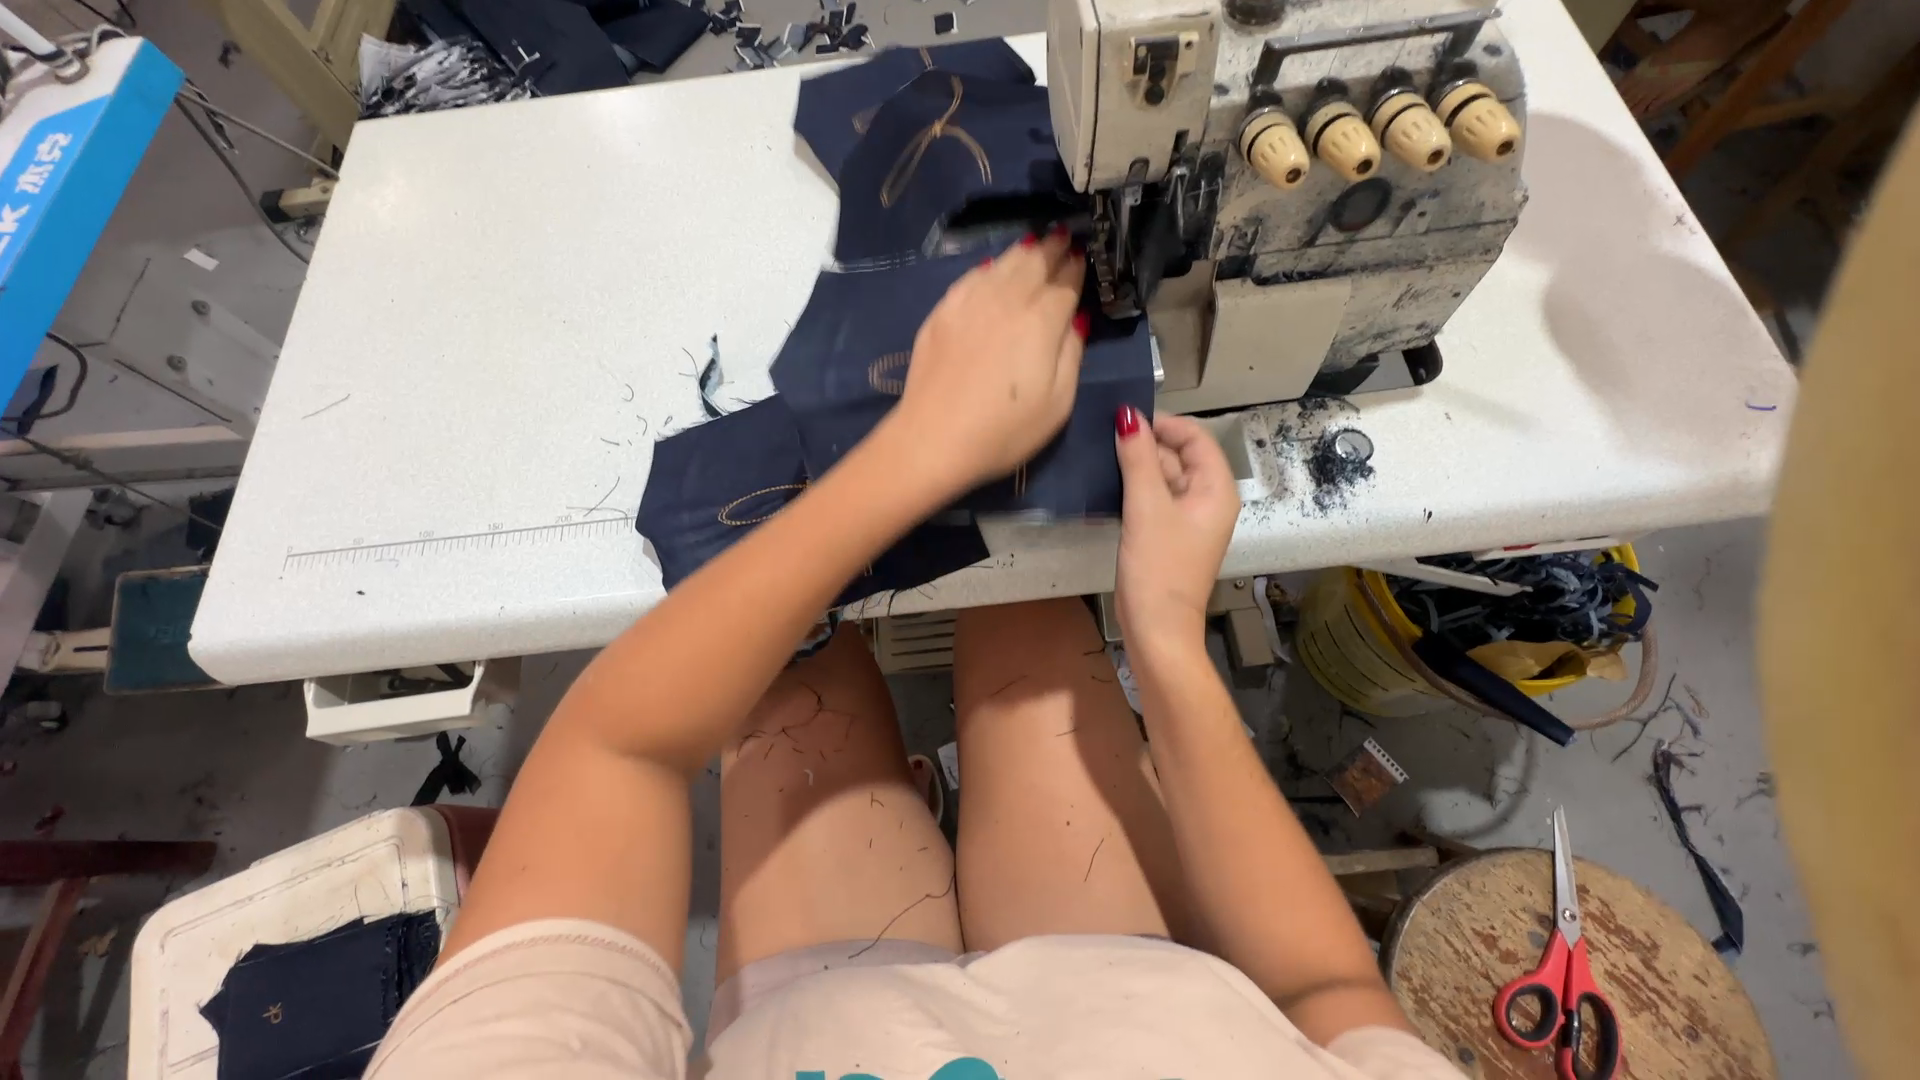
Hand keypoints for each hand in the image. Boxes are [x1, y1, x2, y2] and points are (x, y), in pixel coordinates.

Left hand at [880, 229, 1087, 496]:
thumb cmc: (1003, 431)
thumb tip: (1076, 318)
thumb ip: (1072, 354)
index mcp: (1041, 321)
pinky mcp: (943, 311)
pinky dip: (990, 267)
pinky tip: (993, 268)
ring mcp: (970, 302)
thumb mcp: (1058, 405)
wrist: (933, 439)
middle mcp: (1007, 299)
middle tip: (1063, 238)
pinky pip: (973, 276)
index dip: (1077, 268)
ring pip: (1003, 262)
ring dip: (1024, 252)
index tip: (1083, 258)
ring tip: (1036, 245)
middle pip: (1035, 262)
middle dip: (1053, 248)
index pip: (1066, 282)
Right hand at [1113, 409, 1240, 658]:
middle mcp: (1207, 500)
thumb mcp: (1146, 507)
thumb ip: (1137, 458)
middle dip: (1145, 444)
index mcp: (1216, 489)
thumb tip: (1128, 415)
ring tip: (1099, 457)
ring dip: (1136, 467)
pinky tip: (1107, 486)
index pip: (1195, 437)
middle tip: (1102, 437)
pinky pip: (1153, 500)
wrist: (1156, 629)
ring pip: (1163, 478)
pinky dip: (1133, 489)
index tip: (1123, 419)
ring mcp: (1187, 520)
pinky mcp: (1167, 536)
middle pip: (1178, 456)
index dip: (1162, 423)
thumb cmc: (1158, 567)